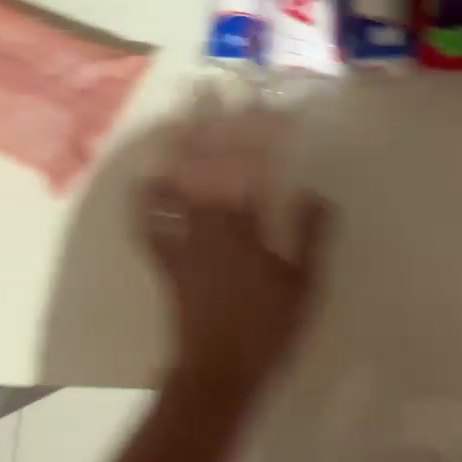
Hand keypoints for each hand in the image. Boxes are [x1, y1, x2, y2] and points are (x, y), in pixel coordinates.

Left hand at [138, 115, 333, 397]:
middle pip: (202, 162)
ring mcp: (181, 239)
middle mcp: (205, 222)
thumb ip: (309, 234)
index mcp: (241, 225)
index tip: (256, 99)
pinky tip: (145, 179)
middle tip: (203, 88)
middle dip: (204, 122)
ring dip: (175, 147)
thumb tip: (317, 192)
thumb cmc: (265, 328)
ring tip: (176, 117)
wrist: (216, 374)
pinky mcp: (165, 258)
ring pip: (174, 182)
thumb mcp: (302, 283)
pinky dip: (146, 196)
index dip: (252, 130)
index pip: (246, 165)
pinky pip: (149, 220)